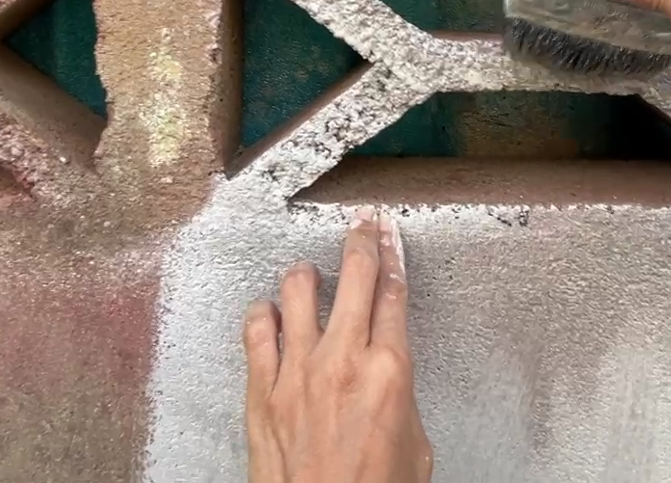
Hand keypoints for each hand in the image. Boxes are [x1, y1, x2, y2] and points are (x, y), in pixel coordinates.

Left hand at [243, 209, 431, 482]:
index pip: (393, 292)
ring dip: (308, 274)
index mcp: (389, 371)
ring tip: (311, 274)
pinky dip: (263, 313)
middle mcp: (343, 359)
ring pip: (298, 288)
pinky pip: (256, 329)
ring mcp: (297, 370)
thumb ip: (399, 390)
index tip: (390, 237)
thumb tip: (385, 363)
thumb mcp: (414, 443)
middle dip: (361, 241)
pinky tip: (269, 312)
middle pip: (354, 274)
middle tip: (362, 227)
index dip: (393, 256)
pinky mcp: (262, 390)